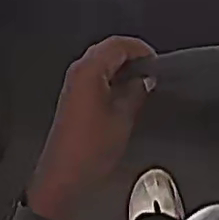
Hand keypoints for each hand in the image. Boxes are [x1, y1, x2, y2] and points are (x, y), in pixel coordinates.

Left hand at [26, 36, 155, 219]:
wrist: (63, 175)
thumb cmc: (89, 148)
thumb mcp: (122, 118)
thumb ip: (136, 92)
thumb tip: (145, 80)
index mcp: (90, 69)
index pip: (117, 44)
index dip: (139, 48)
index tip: (154, 58)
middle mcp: (78, 70)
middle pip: (107, 49)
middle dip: (130, 54)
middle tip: (149, 67)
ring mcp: (73, 82)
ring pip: (100, 61)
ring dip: (120, 65)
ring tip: (140, 78)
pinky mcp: (72, 95)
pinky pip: (94, 74)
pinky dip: (110, 76)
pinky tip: (123, 91)